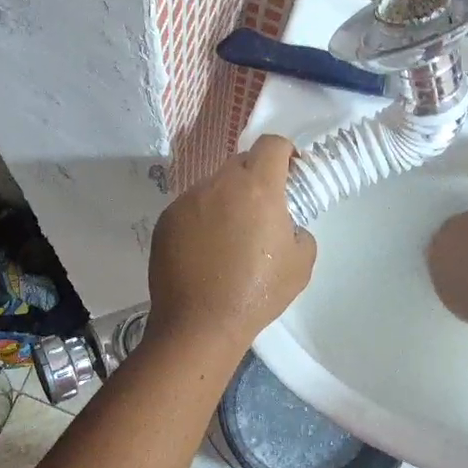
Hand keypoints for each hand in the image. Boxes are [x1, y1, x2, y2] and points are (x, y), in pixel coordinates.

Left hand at [147, 136, 316, 355]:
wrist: (200, 324)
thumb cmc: (257, 293)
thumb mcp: (301, 263)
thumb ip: (300, 231)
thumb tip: (285, 226)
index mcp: (257, 187)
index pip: (272, 144)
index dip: (285, 153)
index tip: (290, 173)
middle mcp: (218, 184)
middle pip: (240, 162)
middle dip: (255, 178)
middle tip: (261, 211)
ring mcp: (187, 201)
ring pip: (213, 187)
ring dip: (226, 201)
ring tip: (230, 238)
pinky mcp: (166, 221)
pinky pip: (190, 209)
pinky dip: (201, 220)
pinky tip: (205, 252)